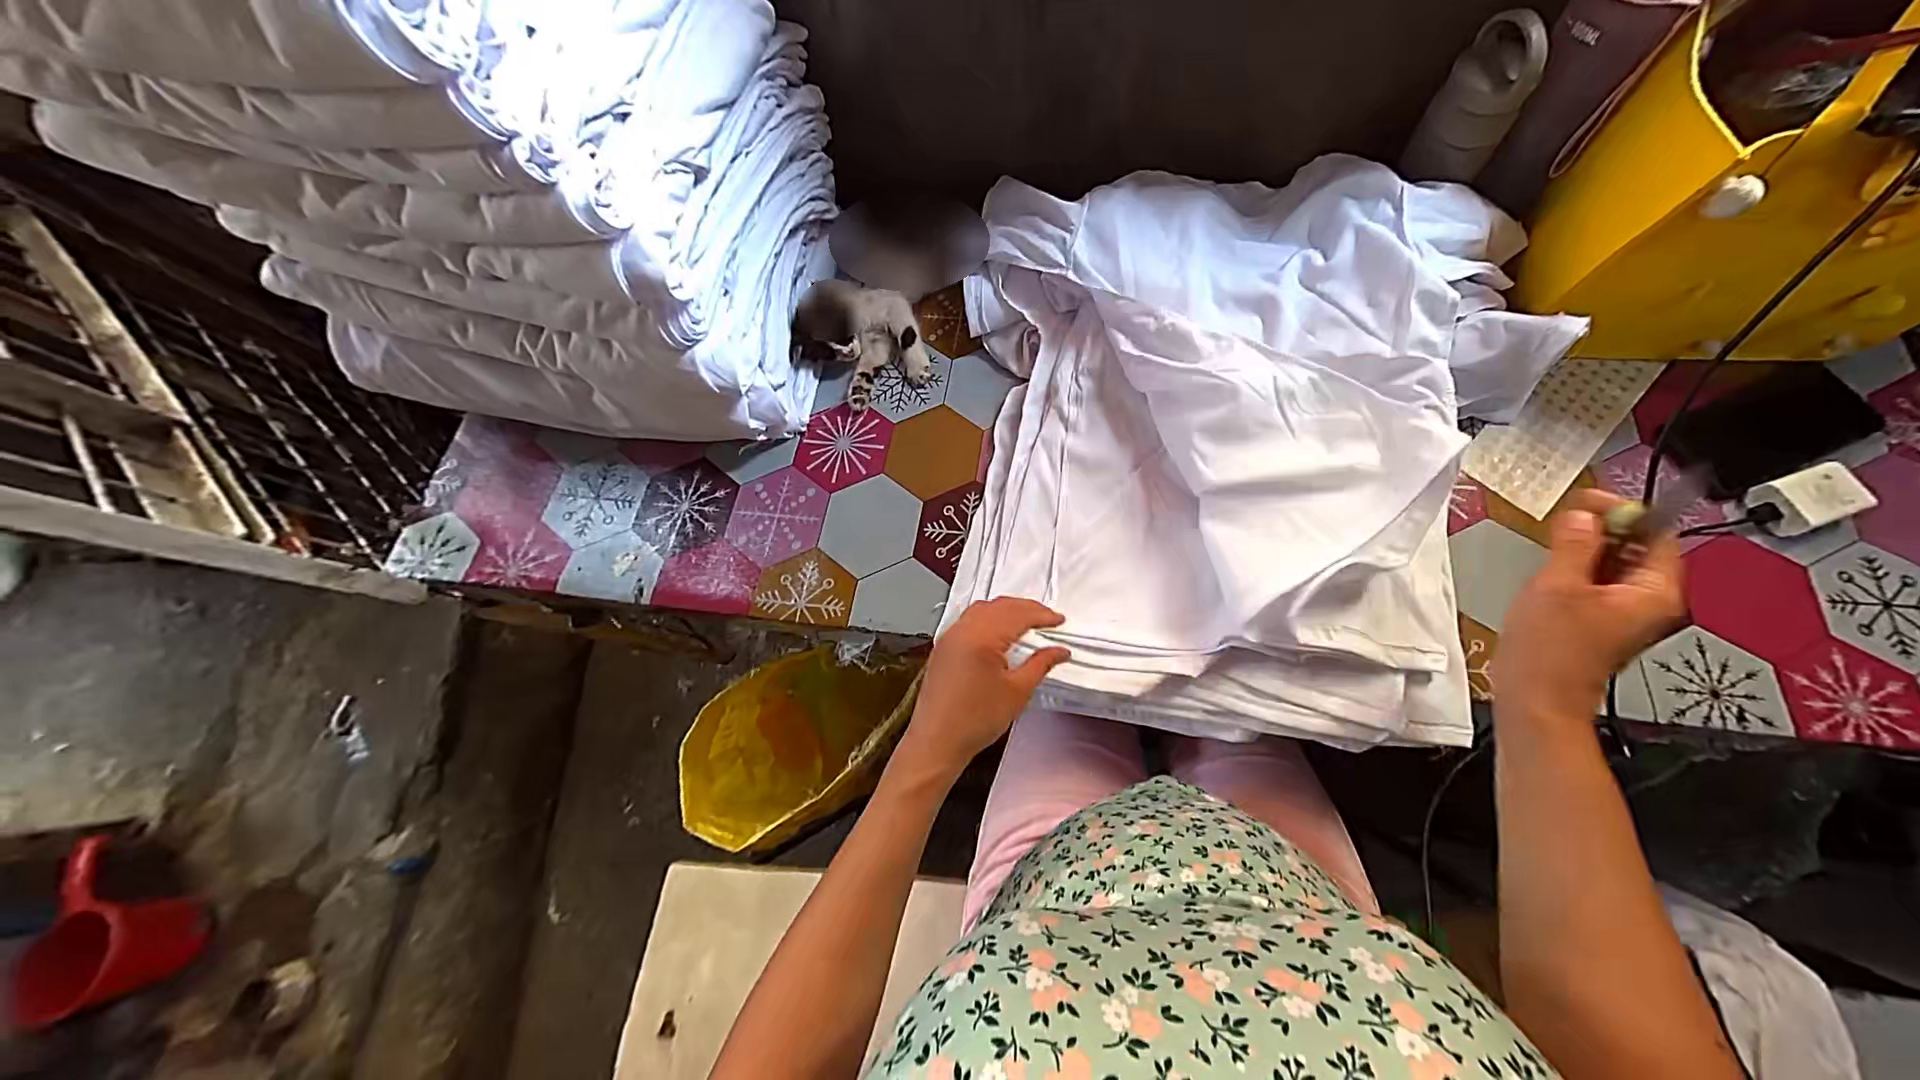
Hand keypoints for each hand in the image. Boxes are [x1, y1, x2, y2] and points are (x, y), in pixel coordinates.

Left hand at [895, 597, 1071, 780]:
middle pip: (999, 606)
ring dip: (1006, 610)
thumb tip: (1058, 651)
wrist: (938, 741)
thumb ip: (1041, 665)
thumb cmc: (972, 722)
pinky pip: (968, 621)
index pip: (1018, 614)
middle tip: (1047, 618)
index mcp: (981, 637)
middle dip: (1026, 608)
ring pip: (982, 610)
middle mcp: (962, 631)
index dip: (1042, 615)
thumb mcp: (1017, 692)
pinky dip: (988, 618)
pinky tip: (999, 631)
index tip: (1058, 620)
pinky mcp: (943, 648)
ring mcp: (949, 638)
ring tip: (1027, 621)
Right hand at [1492, 489, 1687, 721]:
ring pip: (1614, 566)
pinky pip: (1598, 585)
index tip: (1588, 499)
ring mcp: (1625, 614)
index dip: (1624, 512)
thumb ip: (1574, 545)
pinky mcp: (1599, 622)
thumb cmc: (1550, 648)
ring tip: (1554, 541)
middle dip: (1604, 529)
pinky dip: (1578, 570)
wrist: (1536, 696)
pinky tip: (1552, 569)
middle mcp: (1650, 602)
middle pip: (1638, 550)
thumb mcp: (1557, 585)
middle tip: (1566, 517)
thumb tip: (1583, 516)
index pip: (1656, 536)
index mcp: (1655, 592)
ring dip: (1587, 549)